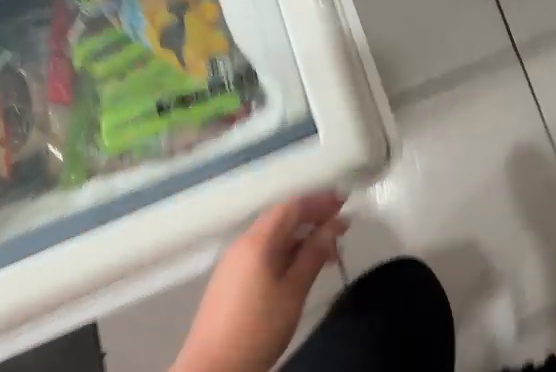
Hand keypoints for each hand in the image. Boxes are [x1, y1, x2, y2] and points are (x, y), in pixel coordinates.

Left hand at [173, 192, 348, 371]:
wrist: (212, 370)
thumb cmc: (258, 328)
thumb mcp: (293, 292)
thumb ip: (313, 254)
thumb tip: (333, 226)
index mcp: (258, 241)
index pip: (292, 207)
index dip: (319, 201)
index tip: (344, 201)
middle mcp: (243, 243)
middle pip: (280, 218)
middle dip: (311, 217)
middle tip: (340, 226)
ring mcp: (233, 261)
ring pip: (272, 236)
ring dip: (300, 236)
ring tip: (327, 252)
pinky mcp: (230, 279)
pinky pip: (262, 252)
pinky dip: (285, 251)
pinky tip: (300, 267)